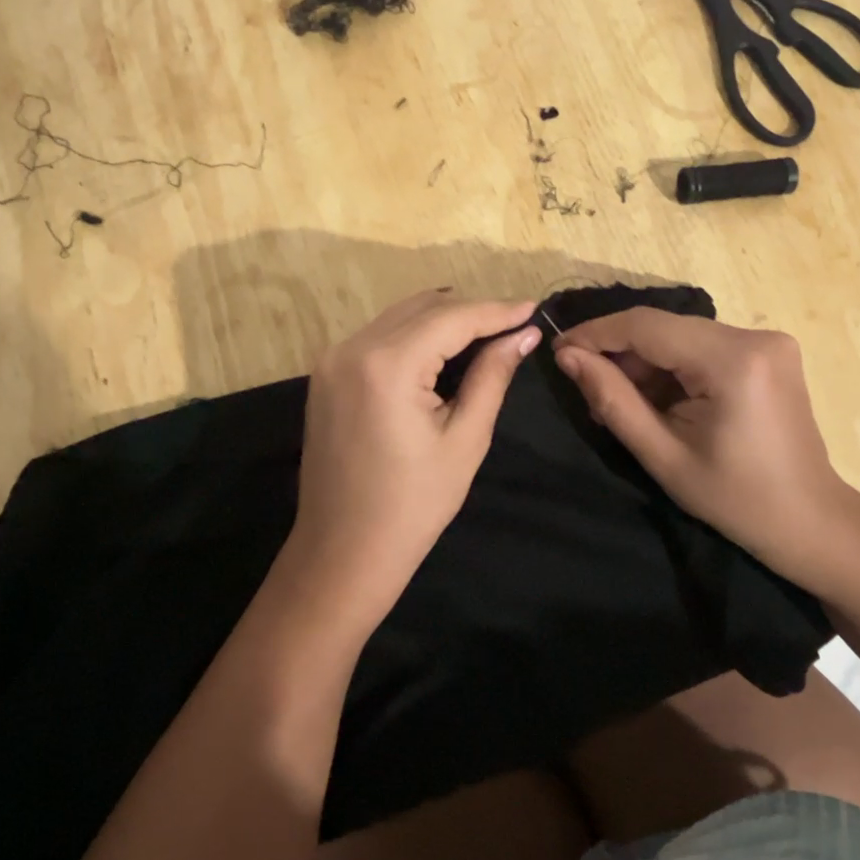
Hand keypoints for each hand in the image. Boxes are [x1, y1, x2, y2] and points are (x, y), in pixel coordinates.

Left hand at [293, 290, 539, 607]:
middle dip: (471, 311)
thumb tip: (524, 335)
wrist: (342, 552)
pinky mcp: (325, 375)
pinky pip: (378, 337)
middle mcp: (352, 348)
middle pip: (422, 307)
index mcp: (387, 365)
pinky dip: (414, 336)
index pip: (451, 318)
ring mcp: (332, 360)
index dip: (496, 311)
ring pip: (398, 317)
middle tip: (515, 325)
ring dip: (442, 320)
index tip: (534, 308)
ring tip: (487, 335)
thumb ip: (491, 377)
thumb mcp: (464, 440)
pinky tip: (443, 352)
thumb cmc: (413, 506)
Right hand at [552, 308, 849, 566]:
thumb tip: (567, 355)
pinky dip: (673, 368)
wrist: (809, 521)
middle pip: (665, 328)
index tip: (558, 350)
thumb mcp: (662, 454)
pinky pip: (703, 347)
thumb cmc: (734, 500)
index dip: (596, 333)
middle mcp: (754, 336)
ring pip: (681, 336)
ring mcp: (767, 341)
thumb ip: (612, 399)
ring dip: (645, 362)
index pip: (647, 326)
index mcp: (733, 361)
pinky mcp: (769, 353)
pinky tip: (655, 400)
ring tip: (617, 403)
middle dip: (619, 353)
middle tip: (586, 389)